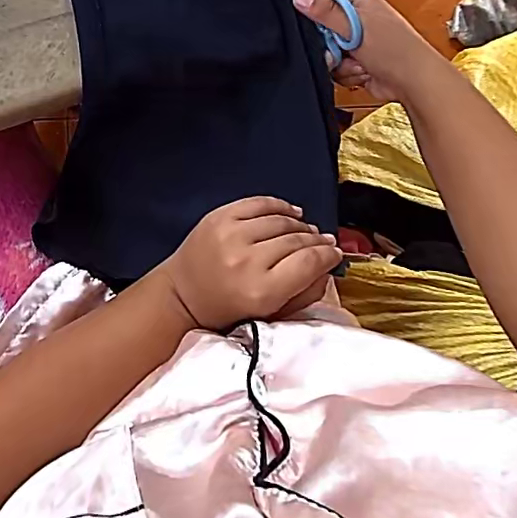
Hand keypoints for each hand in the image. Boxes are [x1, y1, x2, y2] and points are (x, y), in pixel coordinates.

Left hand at [153, 196, 341, 330]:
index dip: (329, 255)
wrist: (181, 296)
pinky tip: (291, 213)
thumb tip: (328, 265)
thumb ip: (304, 292)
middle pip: (297, 239)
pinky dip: (281, 207)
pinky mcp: (219, 217)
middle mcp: (245, 260)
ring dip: (301, 224)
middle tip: (325, 242)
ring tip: (308, 230)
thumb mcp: (271, 314)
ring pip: (282, 220)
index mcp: (260, 291)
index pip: (309, 262)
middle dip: (317, 240)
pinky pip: (260, 203)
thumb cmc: (227, 311)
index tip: (336, 254)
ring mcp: (230, 234)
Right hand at [293, 0, 449, 104]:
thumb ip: (325, 12)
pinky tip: (365, 74)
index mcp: (361, 4)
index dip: (321, 24)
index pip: (326, 7)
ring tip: (361, 64)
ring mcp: (362, 46)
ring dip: (344, 66)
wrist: (412, 80)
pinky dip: (351, 76)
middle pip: (327, 36)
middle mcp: (362, 23)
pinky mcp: (362, 65)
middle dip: (333, 50)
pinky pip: (341, 71)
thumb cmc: (395, 48)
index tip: (326, 33)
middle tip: (345, 52)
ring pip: (333, 57)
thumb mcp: (354, 25)